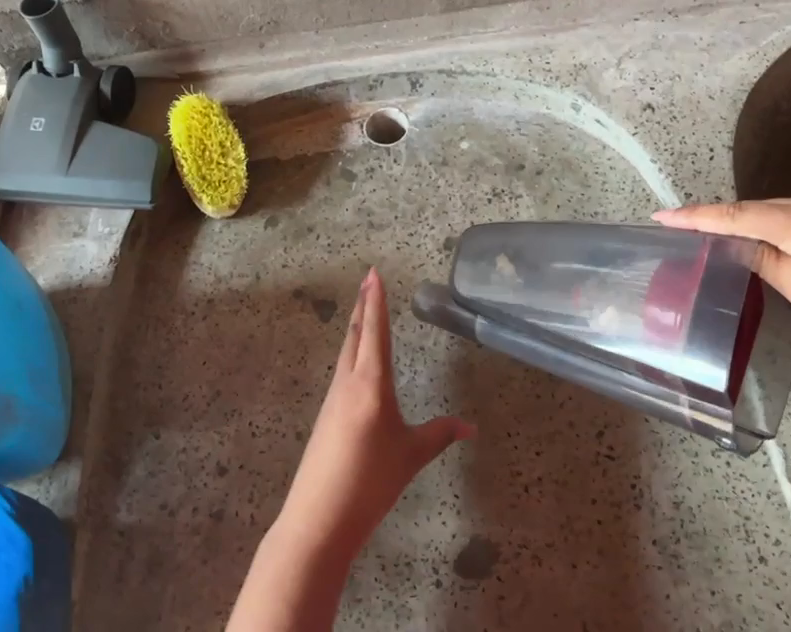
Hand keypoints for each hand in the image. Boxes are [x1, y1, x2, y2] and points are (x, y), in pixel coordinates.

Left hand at [271, 269, 473, 561]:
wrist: (319, 517)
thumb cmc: (370, 481)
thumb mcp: (412, 456)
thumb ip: (440, 435)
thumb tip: (471, 426)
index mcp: (371, 384)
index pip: (375, 332)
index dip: (376, 301)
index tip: (373, 273)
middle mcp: (348, 382)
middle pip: (356, 336)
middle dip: (363, 307)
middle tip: (368, 281)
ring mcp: (332, 399)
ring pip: (346, 354)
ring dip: (356, 330)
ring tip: (364, 312)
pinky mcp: (325, 417)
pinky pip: (341, 373)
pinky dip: (351, 355)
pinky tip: (355, 363)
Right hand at [653, 198, 790, 375]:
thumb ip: (762, 260)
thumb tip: (726, 244)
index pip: (741, 215)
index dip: (699, 216)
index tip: (661, 216)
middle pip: (757, 208)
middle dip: (716, 217)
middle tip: (674, 227)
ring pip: (774, 213)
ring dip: (741, 222)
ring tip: (700, 233)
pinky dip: (766, 227)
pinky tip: (746, 238)